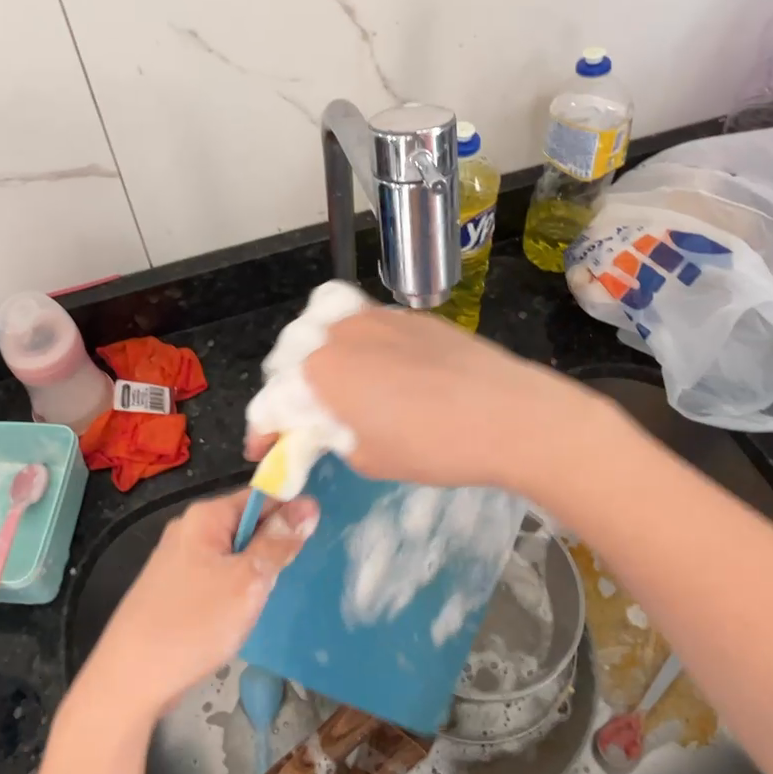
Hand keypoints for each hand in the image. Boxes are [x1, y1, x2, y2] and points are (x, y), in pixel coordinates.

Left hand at [82, 490, 318, 718]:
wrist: (129, 679)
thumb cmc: (194, 624)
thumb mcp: (248, 582)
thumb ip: (278, 543)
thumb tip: (309, 505)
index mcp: (205, 516)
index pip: (260, 495)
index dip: (290, 511)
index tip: (315, 537)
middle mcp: (189, 528)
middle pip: (246, 523)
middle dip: (270, 548)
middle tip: (283, 579)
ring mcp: (176, 559)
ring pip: (232, 553)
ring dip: (252, 573)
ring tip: (258, 602)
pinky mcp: (172, 587)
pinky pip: (215, 575)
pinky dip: (232, 590)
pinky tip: (234, 617)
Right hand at [246, 305, 600, 489]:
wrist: (508, 414)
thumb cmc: (432, 446)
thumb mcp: (367, 458)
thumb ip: (330, 436)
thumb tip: (324, 425)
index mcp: (319, 369)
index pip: (273, 398)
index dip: (264, 430)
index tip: (265, 450)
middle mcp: (340, 332)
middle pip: (293, 351)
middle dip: (287, 384)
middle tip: (303, 416)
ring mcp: (378, 316)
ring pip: (327, 324)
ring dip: (319, 354)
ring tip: (335, 384)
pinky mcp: (411, 315)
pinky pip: (367, 323)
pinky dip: (358, 345)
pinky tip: (381, 372)